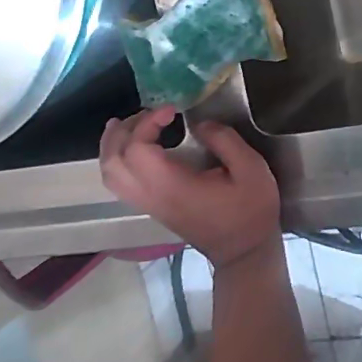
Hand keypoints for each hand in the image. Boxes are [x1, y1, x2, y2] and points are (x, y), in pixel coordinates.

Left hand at [100, 107, 281, 269]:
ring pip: (110, 174)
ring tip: (131, 124)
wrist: (244, 251)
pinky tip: (133, 145)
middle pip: (113, 161)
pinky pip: (119, 182)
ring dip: (114, 145)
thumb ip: (224, 140)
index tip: (173, 110)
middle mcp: (151, 196)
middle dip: (125, 130)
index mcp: (172, 186)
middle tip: (151, 113)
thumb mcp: (251, 169)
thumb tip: (200, 125)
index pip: (137, 149)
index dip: (148, 122)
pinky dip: (118, 159)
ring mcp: (148, 204)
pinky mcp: (152, 207)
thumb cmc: (251, 211)